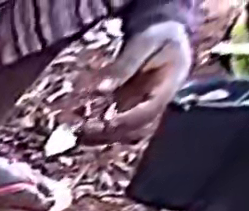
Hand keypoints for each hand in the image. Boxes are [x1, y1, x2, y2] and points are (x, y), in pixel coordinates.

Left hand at [81, 22, 192, 143]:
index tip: (105, 123)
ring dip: (99, 137)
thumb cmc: (156, 36)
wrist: (158, 38)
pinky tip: (78, 126)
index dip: (128, 120)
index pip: (151, 110)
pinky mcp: (128, 114)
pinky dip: (94, 132)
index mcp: (171, 82)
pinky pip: (112, 129)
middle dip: (109, 133)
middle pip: (136, 129)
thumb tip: (102, 90)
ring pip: (123, 134)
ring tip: (77, 130)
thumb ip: (126, 64)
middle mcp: (158, 101)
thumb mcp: (145, 42)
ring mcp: (143, 110)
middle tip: (83, 129)